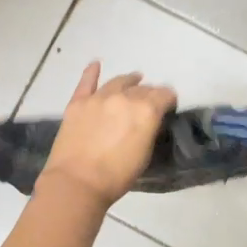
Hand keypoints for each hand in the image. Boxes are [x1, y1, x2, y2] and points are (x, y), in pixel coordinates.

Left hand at [38, 61, 175, 205]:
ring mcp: (99, 97)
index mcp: (146, 110)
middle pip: (142, 89)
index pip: (165, 95)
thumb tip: (149, 121)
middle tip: (149, 103)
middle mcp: (124, 97)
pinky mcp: (78, 102)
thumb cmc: (116, 176)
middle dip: (149, 94)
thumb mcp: (145, 155)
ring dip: (129, 81)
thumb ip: (149, 130)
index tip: (168, 107)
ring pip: (118, 82)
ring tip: (134, 81)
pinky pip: (86, 82)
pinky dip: (92, 72)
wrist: (77, 182)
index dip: (169, 100)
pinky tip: (96, 65)